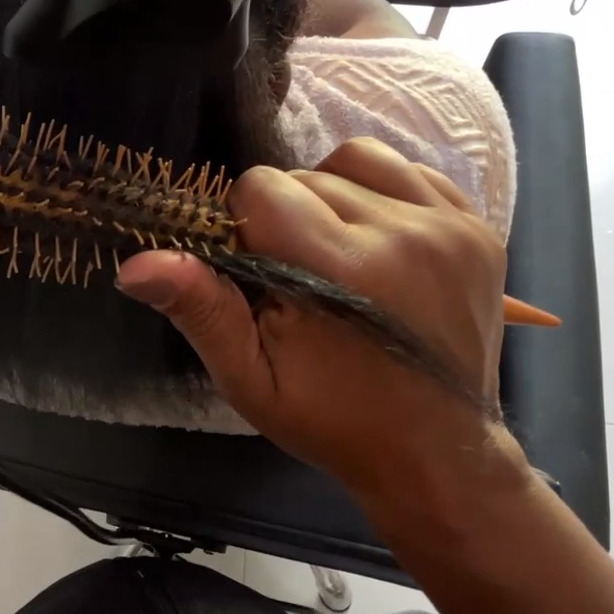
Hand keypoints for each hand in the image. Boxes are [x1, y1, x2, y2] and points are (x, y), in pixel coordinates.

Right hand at [116, 138, 516, 495]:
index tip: (260, 275)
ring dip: (330, 195)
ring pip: (353, 160)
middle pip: (305, 175)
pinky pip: (409, 170)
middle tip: (298, 278)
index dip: (244, 226)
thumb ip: (199, 308)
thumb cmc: (331, 418)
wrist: (435, 453)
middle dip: (286, 217)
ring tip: (335, 251)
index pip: (261, 187)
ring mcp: (450, 226)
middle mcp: (403, 232)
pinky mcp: (479, 225)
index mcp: (342, 268)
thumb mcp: (249, 377)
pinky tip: (377, 241)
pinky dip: (379, 194)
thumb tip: (134, 263)